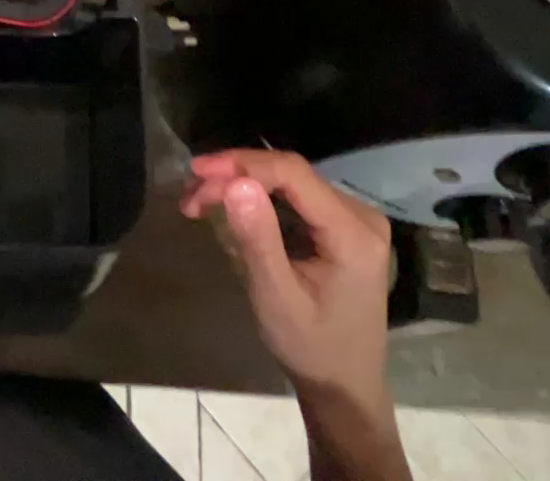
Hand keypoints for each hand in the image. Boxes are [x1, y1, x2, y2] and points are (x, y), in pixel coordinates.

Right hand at [180, 149, 394, 399]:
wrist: (343, 385)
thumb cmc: (310, 346)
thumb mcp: (276, 298)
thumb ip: (258, 239)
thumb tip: (234, 183)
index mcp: (353, 232)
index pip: (293, 173)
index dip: (242, 164)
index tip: (197, 174)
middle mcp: (360, 215)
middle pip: (290, 172)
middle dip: (235, 174)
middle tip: (190, 193)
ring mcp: (352, 219)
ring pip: (288, 181)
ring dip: (241, 183)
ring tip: (198, 199)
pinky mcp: (339, 226)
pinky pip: (293, 196)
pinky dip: (257, 197)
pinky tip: (227, 205)